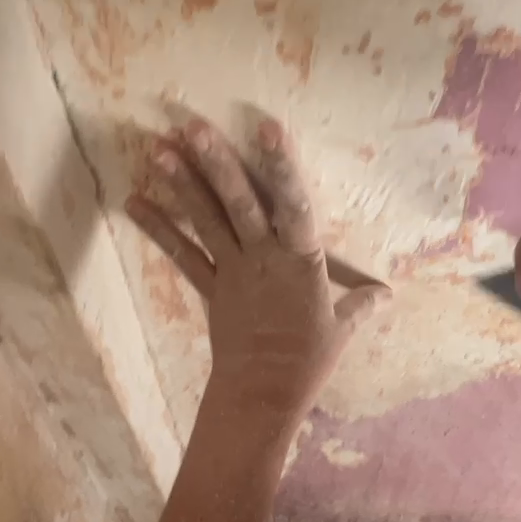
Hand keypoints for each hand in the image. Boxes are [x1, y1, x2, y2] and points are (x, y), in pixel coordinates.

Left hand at [126, 116, 388, 419]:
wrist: (263, 395)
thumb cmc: (308, 362)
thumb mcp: (341, 330)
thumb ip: (360, 305)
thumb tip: (387, 295)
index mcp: (302, 262)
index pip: (295, 205)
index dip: (283, 167)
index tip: (269, 128)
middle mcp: (264, 258)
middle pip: (240, 205)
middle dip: (218, 164)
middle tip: (194, 126)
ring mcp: (232, 272)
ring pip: (207, 221)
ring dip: (183, 184)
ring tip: (159, 148)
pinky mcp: (210, 289)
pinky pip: (182, 256)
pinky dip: (158, 229)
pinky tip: (133, 202)